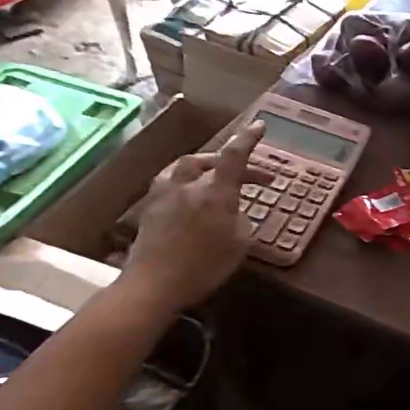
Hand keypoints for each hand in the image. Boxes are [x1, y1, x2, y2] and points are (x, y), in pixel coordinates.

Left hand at [123, 121, 270, 312]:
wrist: (152, 284)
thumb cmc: (203, 267)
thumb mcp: (238, 245)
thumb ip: (239, 219)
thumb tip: (232, 210)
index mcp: (215, 191)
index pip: (235, 155)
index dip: (248, 138)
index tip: (259, 125)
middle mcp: (189, 184)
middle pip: (212, 160)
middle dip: (234, 164)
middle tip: (255, 178)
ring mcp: (165, 193)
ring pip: (187, 167)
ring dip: (206, 166)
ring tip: (216, 176)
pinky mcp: (150, 207)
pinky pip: (172, 182)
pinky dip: (187, 182)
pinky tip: (188, 194)